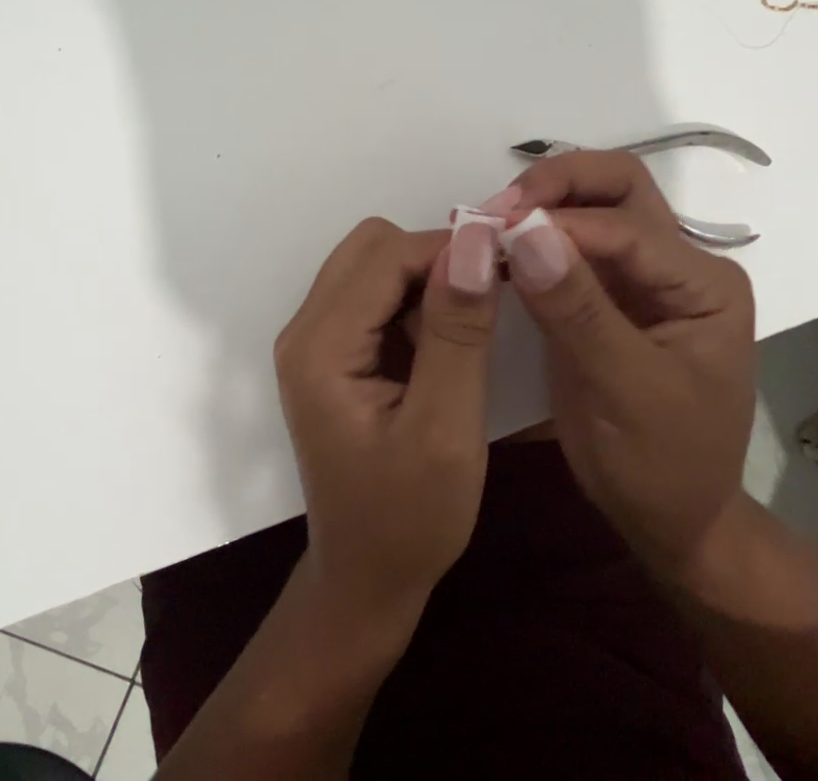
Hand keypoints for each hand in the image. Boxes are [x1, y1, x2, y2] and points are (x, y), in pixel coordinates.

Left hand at [273, 216, 501, 613]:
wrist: (367, 577)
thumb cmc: (410, 518)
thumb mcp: (446, 429)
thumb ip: (458, 332)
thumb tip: (477, 240)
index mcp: (321, 348)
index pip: (387, 255)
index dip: (453, 251)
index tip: (512, 269)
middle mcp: (304, 332)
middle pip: (372, 248)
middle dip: (436, 261)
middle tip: (487, 306)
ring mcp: (313, 343)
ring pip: (374, 267)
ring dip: (427, 283)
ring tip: (466, 338)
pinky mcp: (331, 356)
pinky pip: (374, 298)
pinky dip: (415, 306)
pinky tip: (441, 351)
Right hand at [497, 152, 756, 577]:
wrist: (669, 519)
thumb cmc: (665, 464)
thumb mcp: (628, 391)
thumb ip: (580, 311)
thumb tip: (526, 234)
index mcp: (702, 283)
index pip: (626, 227)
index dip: (560, 221)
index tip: (494, 232)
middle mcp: (673, 268)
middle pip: (618, 192)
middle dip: (557, 187)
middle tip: (495, 209)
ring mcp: (633, 283)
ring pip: (589, 213)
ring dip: (538, 208)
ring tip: (483, 227)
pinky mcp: (597, 303)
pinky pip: (562, 255)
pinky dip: (526, 245)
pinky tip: (490, 256)